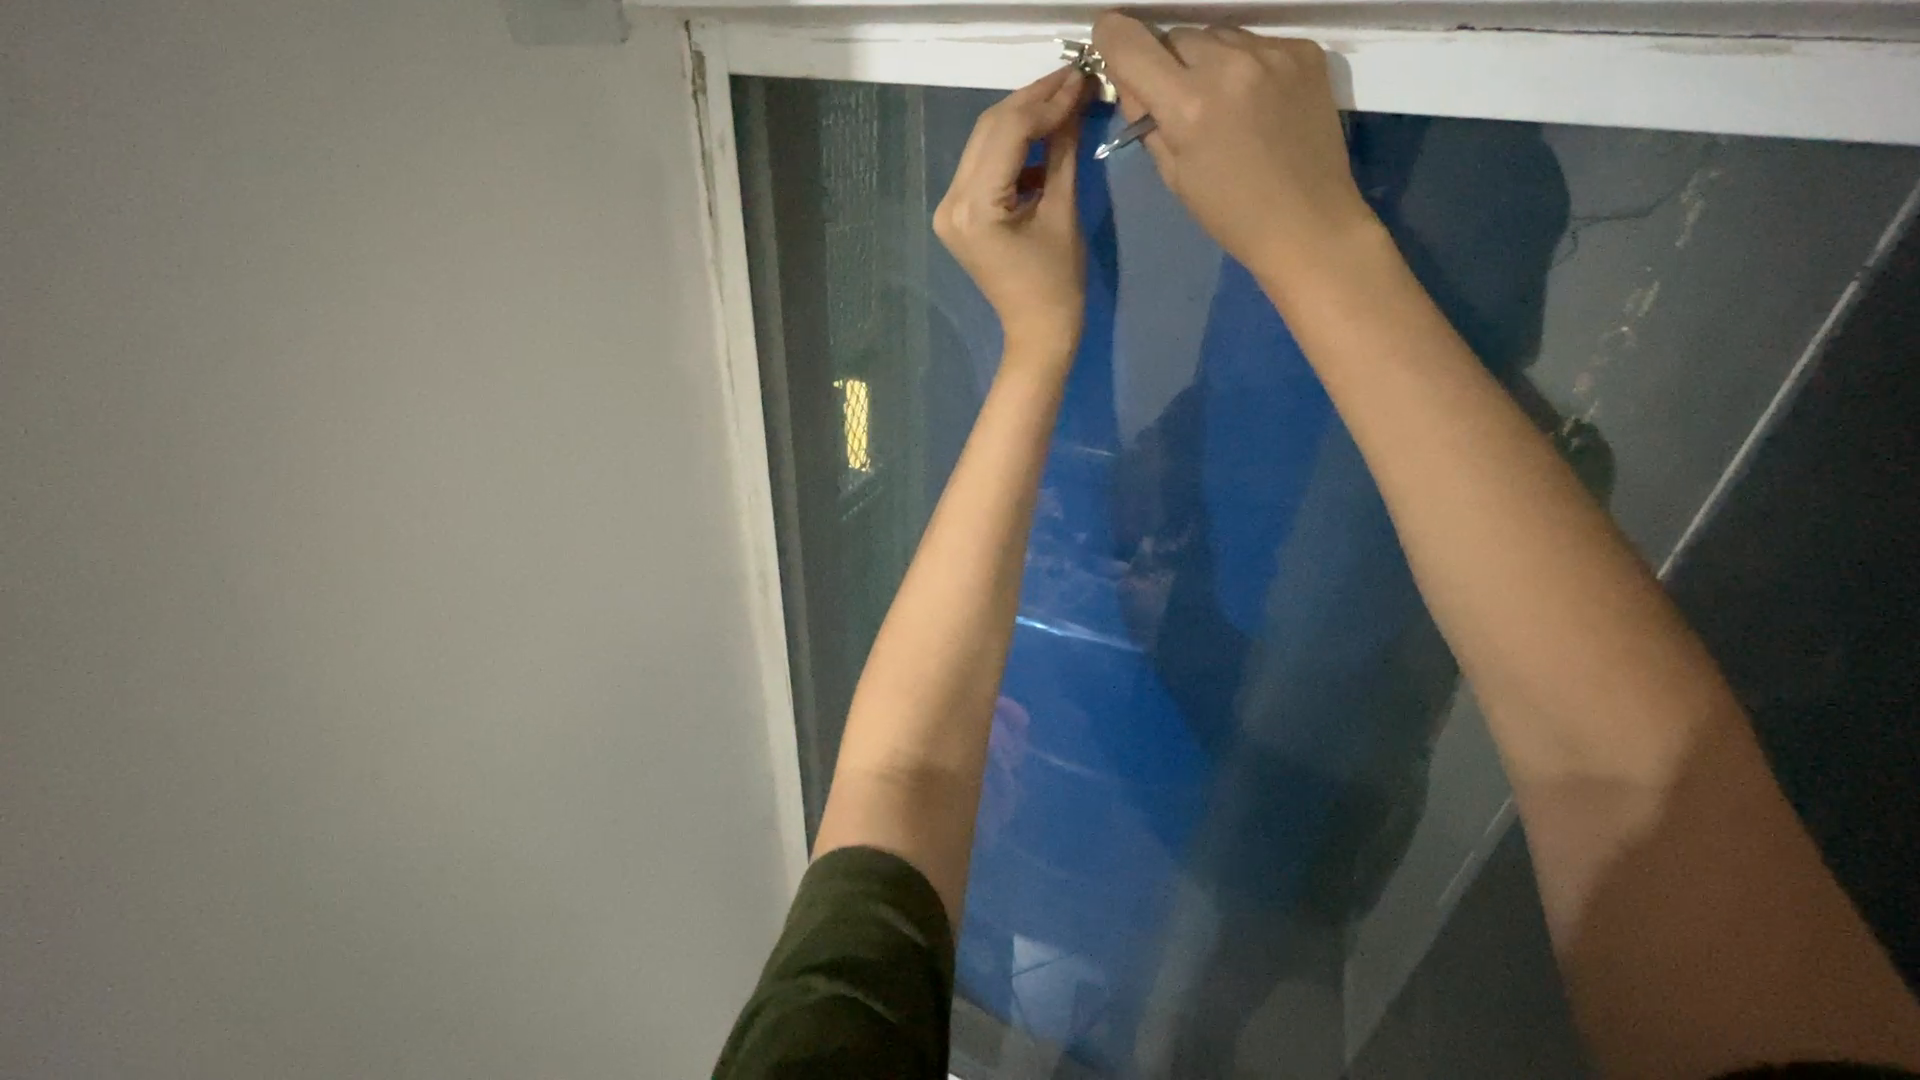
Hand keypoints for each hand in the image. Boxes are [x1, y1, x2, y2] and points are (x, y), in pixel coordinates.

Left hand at [933, 66, 1087, 363]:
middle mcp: (950, 203)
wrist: (1037, 331)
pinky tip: (1044, 138)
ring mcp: (948, 209)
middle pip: (990, 129)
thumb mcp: (1064, 211)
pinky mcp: (956, 214)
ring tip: (1064, 101)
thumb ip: (1063, 149)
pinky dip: (1012, 147)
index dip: (1047, 100)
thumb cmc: (1057, 283)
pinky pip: (984, 165)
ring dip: (1022, 119)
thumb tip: (1075, 96)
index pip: (1008, 131)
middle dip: (1032, 101)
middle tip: (1074, 79)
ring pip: (985, 142)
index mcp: (974, 207)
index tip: (1082, 78)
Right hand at [1091, 14, 1378, 284]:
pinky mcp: (1303, 51)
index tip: (1110, 43)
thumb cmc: (1231, 213)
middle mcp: (1228, 64)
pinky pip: (1256, 44)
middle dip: (1167, 62)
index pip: (1130, 43)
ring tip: (1224, 105)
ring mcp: (1271, 53)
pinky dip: (1247, 66)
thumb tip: (1131, 81)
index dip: (1112, 38)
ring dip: (1208, 62)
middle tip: (1180, 101)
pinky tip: (1259, 103)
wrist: (1308, 222)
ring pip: (1217, 36)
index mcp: (1187, 105)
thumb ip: (1146, 120)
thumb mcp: (1173, 174)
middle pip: (1175, 37)